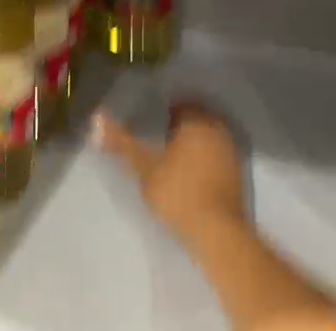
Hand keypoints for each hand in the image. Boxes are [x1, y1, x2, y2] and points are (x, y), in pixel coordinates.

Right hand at [93, 101, 247, 243]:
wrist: (218, 233)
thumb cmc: (179, 192)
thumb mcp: (144, 167)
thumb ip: (122, 142)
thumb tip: (97, 116)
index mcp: (197, 119)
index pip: (180, 102)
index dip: (163, 108)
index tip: (149, 119)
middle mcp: (219, 128)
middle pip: (196, 117)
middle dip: (179, 123)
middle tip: (157, 135)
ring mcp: (232, 151)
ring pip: (208, 136)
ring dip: (193, 141)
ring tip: (171, 154)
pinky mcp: (238, 174)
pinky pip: (217, 154)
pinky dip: (204, 157)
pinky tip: (190, 171)